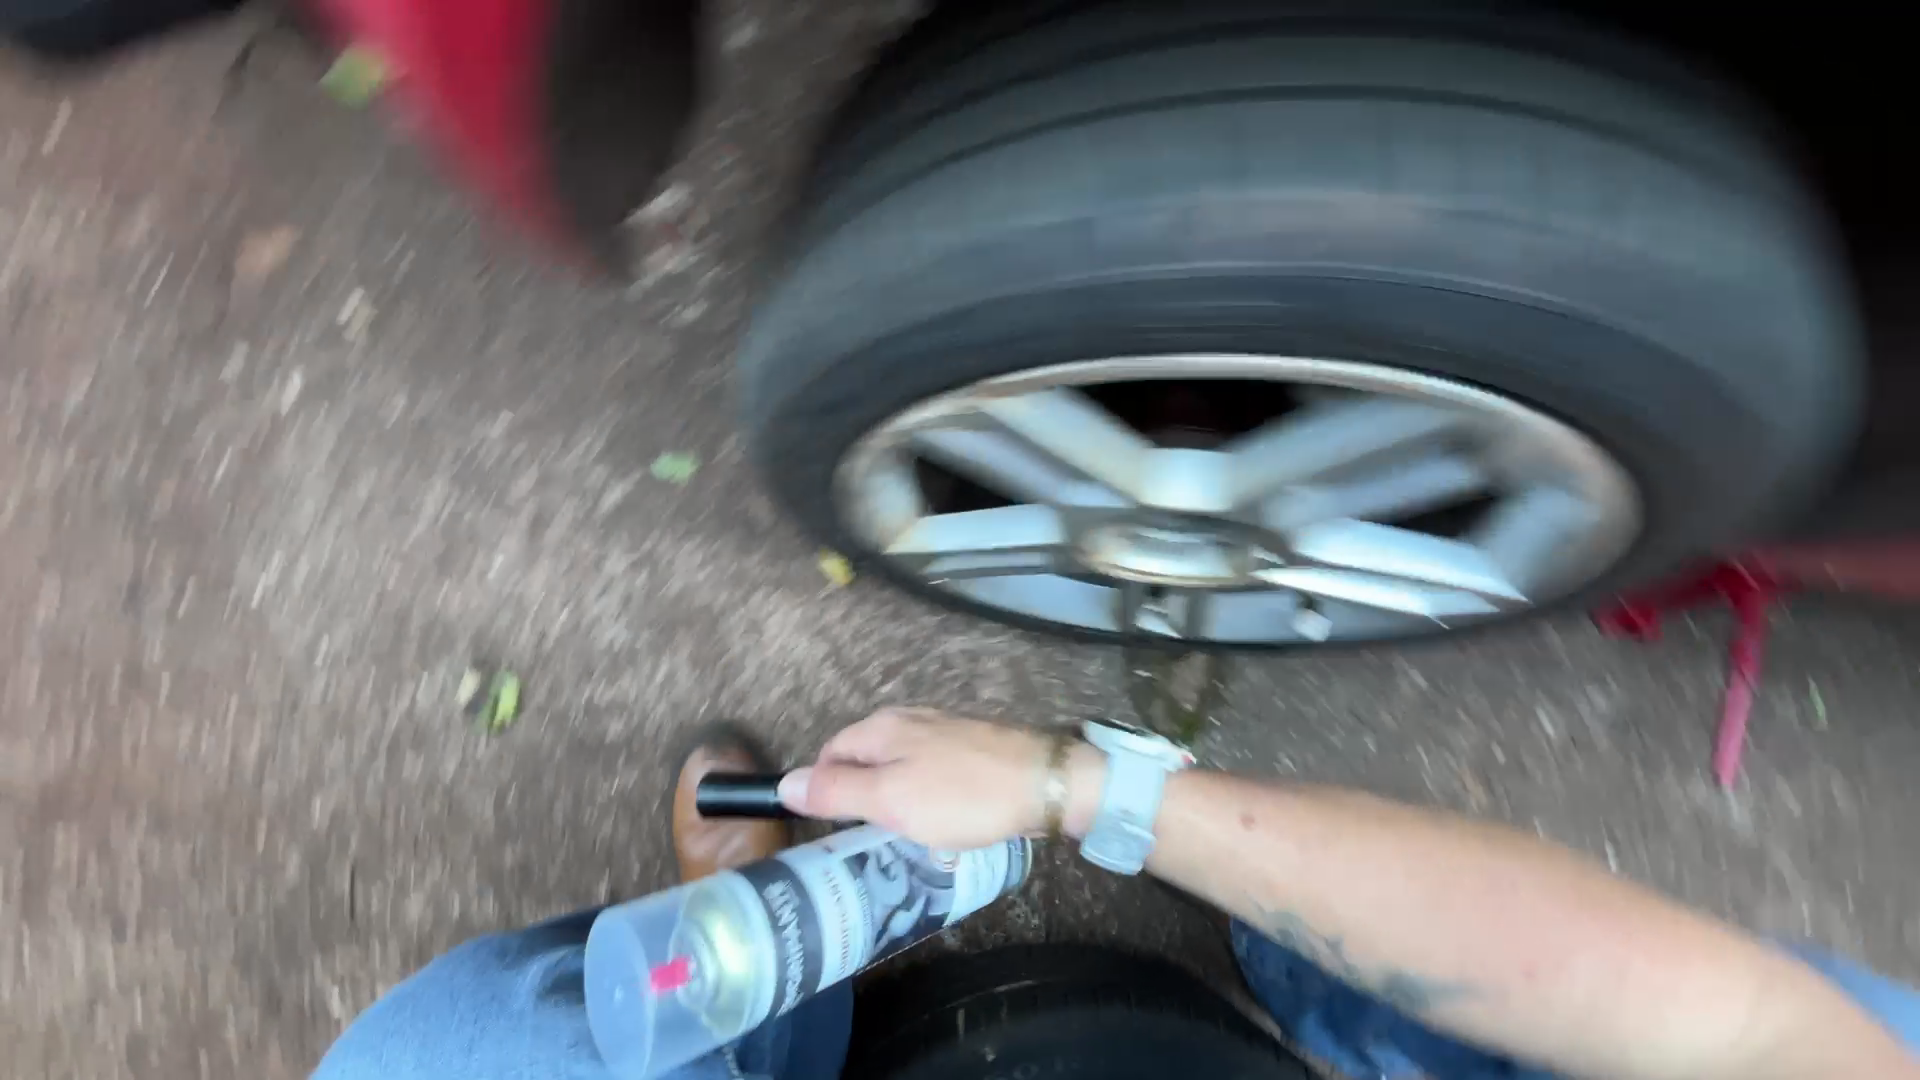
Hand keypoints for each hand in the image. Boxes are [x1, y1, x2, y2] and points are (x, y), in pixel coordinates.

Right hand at [778, 707, 1104, 849]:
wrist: (1043, 783)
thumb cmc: (962, 795)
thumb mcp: (890, 800)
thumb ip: (837, 791)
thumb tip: (784, 782)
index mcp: (882, 728)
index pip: (830, 754)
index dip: (824, 791)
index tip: (838, 830)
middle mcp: (908, 719)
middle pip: (864, 758)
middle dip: (861, 795)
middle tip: (874, 837)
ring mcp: (941, 730)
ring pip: (898, 766)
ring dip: (894, 798)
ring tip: (908, 833)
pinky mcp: (969, 746)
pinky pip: (929, 771)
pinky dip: (925, 795)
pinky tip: (942, 819)